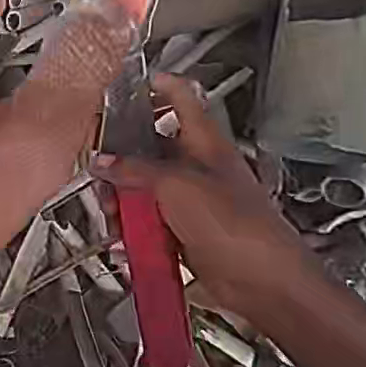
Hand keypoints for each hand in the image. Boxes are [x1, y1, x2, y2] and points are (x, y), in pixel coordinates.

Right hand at [87, 73, 329, 321]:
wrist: (262, 282)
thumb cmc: (240, 227)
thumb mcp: (176, 187)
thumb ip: (134, 171)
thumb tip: (103, 162)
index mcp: (204, 144)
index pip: (181, 100)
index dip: (158, 87)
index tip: (131, 85)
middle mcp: (196, 168)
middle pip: (148, 150)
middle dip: (120, 163)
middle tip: (103, 174)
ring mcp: (189, 201)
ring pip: (142, 190)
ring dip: (122, 203)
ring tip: (115, 215)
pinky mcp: (182, 230)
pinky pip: (146, 223)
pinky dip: (131, 231)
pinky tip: (125, 241)